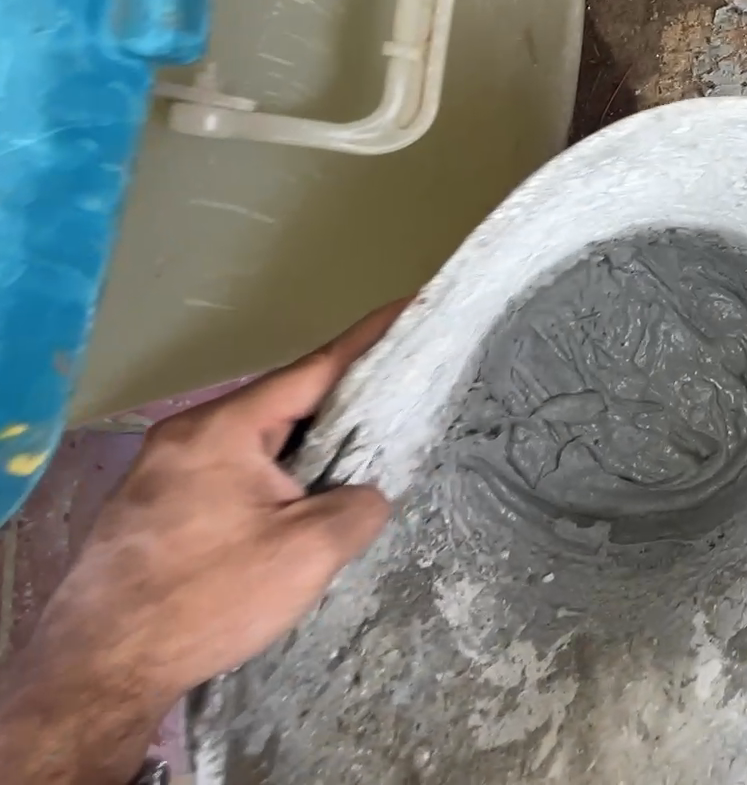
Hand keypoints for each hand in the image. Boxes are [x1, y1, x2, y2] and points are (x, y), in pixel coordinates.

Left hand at [0, 301, 404, 784]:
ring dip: (320, 436)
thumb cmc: (207, 601)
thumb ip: (363, 502)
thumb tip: (366, 492)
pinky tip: (317, 486)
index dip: (370, 337)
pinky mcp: (163, 505)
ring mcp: (168, 472)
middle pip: (290, 398)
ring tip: (373, 439)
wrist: (95, 682)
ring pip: (267, 435)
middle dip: (351, 391)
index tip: (410, 305)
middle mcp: (188, 438)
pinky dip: (290, 464)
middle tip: (409, 384)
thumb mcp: (313, 548)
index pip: (314, 369)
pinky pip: (245, 464)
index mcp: (221, 432)